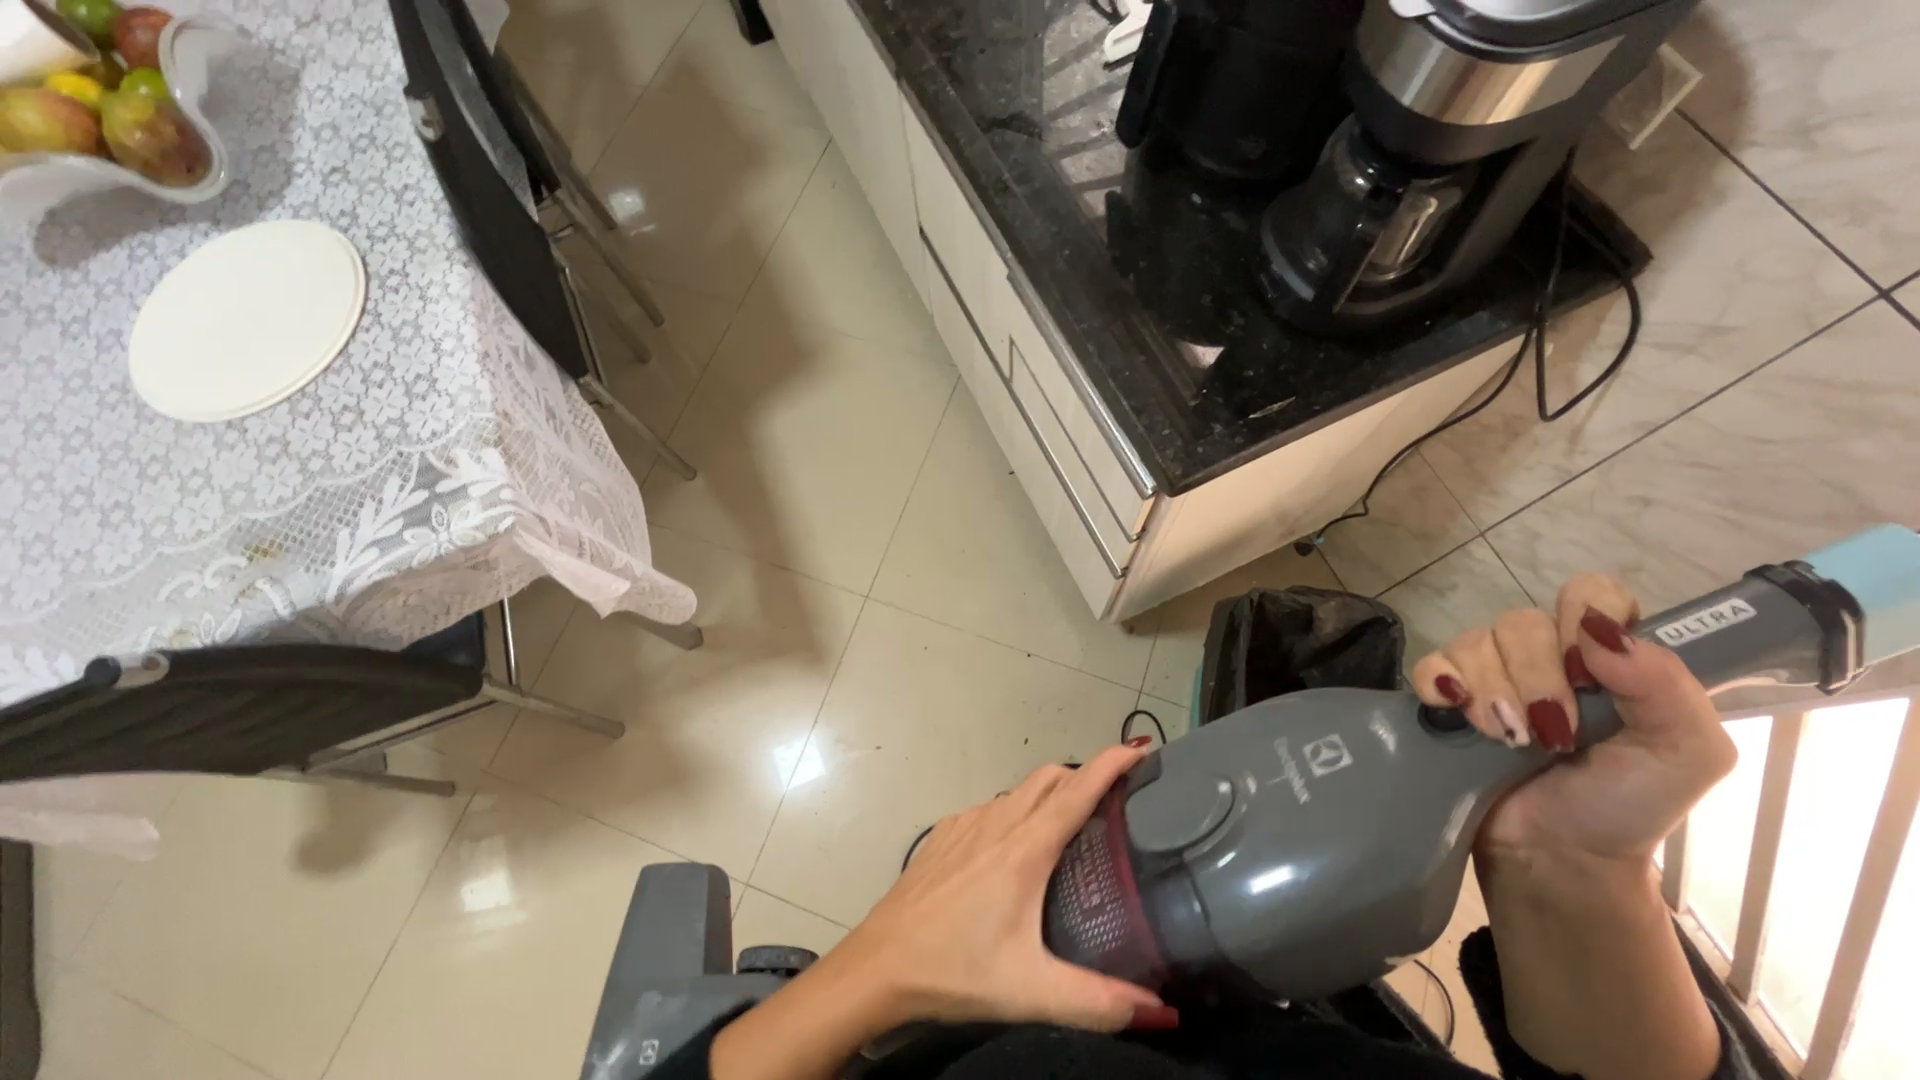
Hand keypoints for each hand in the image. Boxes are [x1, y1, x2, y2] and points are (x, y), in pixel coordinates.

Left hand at [824, 744, 1167, 1031]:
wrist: (877, 965)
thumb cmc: (954, 970)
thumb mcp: (1031, 991)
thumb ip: (1098, 1002)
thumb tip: (1161, 1013)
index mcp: (1024, 848)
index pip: (1078, 789)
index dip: (1113, 763)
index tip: (1143, 749)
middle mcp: (996, 823)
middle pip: (1050, 778)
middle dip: (1086, 775)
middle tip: (1117, 801)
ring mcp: (964, 824)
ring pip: (1019, 791)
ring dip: (1051, 795)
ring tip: (1073, 828)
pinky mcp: (942, 835)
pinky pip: (991, 809)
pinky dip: (1016, 813)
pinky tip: (1016, 852)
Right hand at [1409, 574, 1737, 867]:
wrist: (1556, 857)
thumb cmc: (1626, 807)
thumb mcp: (1688, 753)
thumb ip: (1668, 685)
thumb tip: (1596, 632)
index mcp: (1608, 658)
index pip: (1591, 594)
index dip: (1584, 619)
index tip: (1590, 671)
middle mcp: (1548, 657)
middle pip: (1524, 621)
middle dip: (1536, 678)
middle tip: (1552, 732)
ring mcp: (1491, 675)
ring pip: (1475, 641)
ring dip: (1493, 693)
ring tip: (1507, 741)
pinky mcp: (1445, 697)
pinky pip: (1430, 663)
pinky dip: (1440, 684)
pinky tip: (1456, 715)